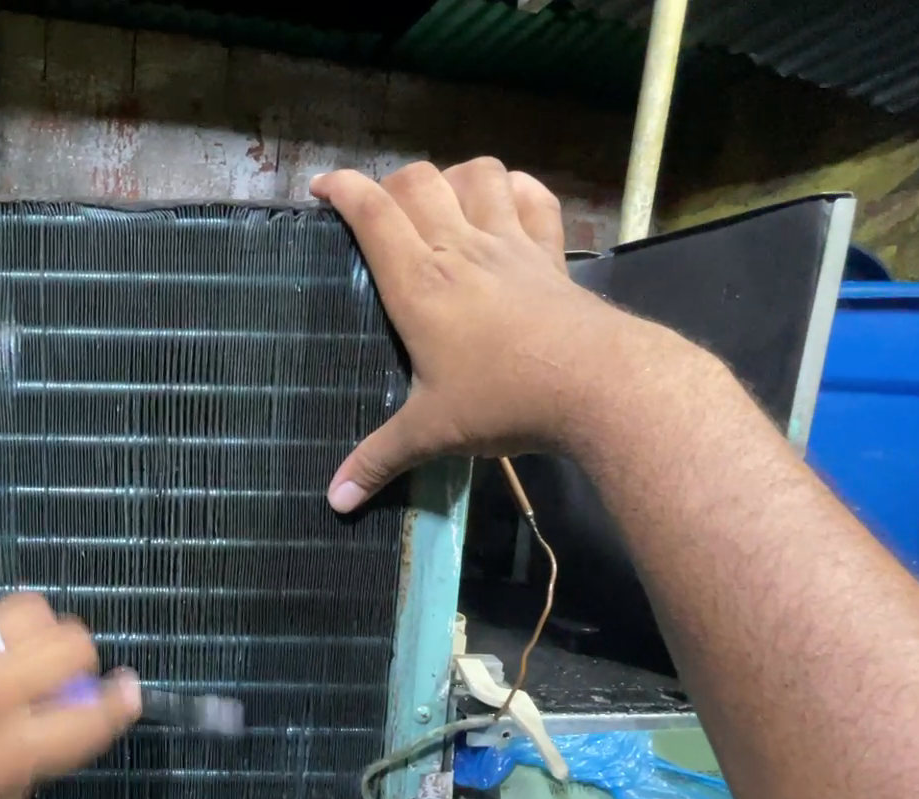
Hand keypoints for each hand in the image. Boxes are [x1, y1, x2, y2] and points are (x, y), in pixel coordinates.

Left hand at [0, 593, 140, 798]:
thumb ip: (38, 762)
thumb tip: (67, 714)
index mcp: (8, 750)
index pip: (93, 713)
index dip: (122, 701)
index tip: (127, 691)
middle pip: (73, 642)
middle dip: (81, 662)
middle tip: (59, 683)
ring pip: (29, 613)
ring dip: (34, 641)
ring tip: (9, 666)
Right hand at [311, 159, 668, 510]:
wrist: (597, 386)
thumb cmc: (501, 401)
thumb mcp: (429, 434)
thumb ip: (376, 462)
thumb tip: (333, 503)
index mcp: (419, 284)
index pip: (373, 214)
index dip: (342, 189)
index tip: (321, 187)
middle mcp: (460, 249)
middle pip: (418, 183)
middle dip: (388, 184)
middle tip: (376, 214)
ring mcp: (510, 244)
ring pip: (476, 175)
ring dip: (450, 178)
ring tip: (437, 203)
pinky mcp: (549, 254)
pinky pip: (532, 197)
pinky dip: (513, 189)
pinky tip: (503, 204)